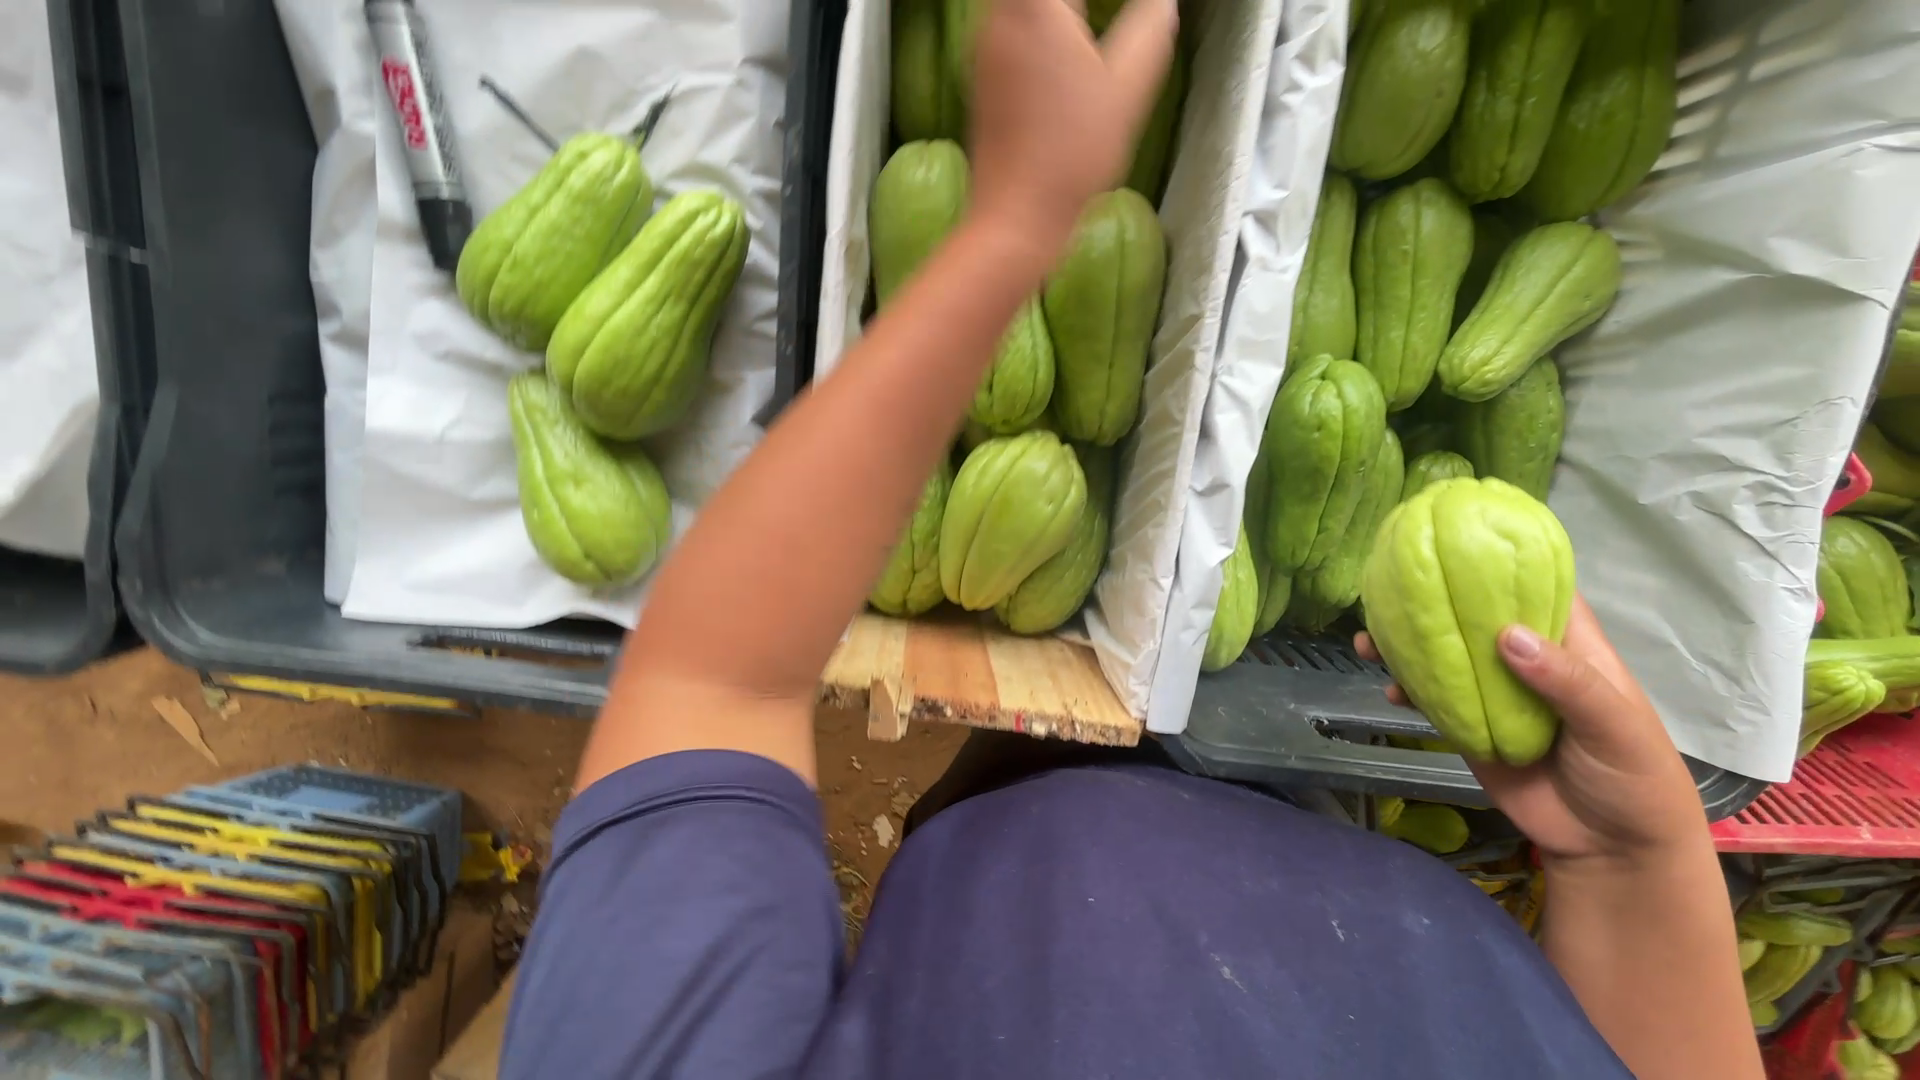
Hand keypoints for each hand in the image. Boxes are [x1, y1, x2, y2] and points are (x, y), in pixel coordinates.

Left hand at [968, 0, 1176, 250]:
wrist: (1017, 216)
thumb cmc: (1072, 154)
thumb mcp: (1127, 88)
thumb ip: (1149, 30)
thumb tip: (1163, 2)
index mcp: (1034, 6)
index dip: (1095, 2)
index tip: (1131, 7)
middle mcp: (999, 16)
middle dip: (1075, 6)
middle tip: (1108, 16)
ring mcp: (984, 48)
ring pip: (1020, 7)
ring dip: (1057, 13)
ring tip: (1089, 22)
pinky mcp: (982, 78)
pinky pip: (1011, 26)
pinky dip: (1041, 22)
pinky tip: (1069, 40)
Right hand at [1356, 596, 1710, 870]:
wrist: (1609, 849)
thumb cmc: (1633, 778)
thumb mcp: (1615, 727)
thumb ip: (1566, 681)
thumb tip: (1505, 633)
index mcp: (1567, 647)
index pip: (1534, 589)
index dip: (1498, 562)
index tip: (1454, 540)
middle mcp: (1524, 661)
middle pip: (1472, 618)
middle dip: (1432, 602)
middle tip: (1389, 590)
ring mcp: (1492, 694)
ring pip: (1442, 657)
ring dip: (1406, 647)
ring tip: (1370, 641)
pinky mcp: (1468, 726)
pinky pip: (1431, 700)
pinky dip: (1406, 690)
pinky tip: (1389, 688)